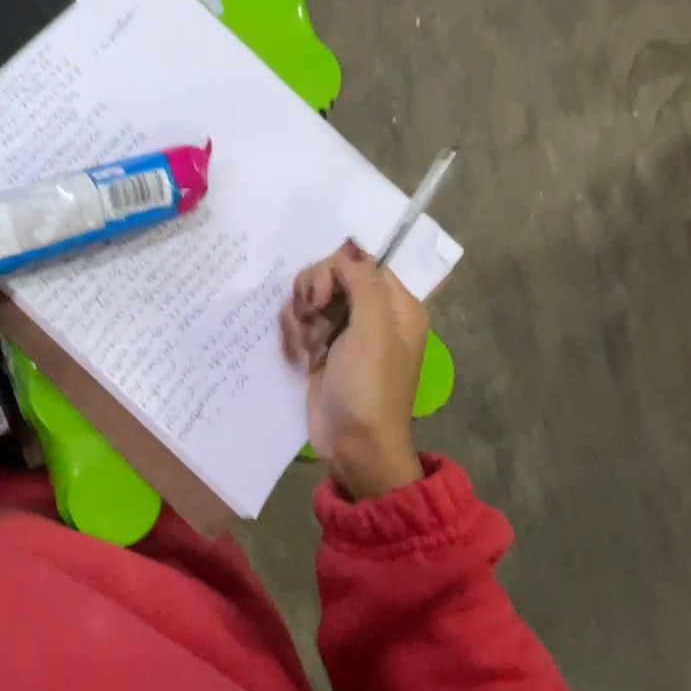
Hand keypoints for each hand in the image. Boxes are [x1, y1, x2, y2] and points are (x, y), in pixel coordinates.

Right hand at [280, 240, 429, 499]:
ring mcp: (346, 332)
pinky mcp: (323, 349)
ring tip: (305, 343)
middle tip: (309, 318)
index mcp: (395, 306)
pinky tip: (298, 354)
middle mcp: (372, 314)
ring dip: (301, 316)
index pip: (358, 264)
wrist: (354, 446)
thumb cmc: (368, 388)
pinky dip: (295, 333)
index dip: (333, 273)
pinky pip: (302, 322)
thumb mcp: (371, 331)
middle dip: (312, 294)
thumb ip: (362, 282)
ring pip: (312, 298)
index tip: (318, 297)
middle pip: (332, 276)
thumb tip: (351, 244)